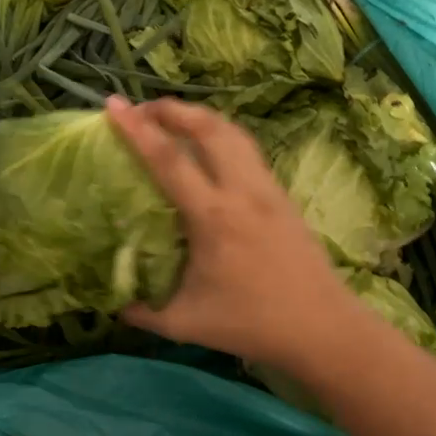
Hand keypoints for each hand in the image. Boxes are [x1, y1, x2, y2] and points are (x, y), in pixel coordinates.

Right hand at [105, 96, 360, 369]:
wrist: (325, 331)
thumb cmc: (252, 325)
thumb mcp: (185, 323)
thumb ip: (142, 309)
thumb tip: (110, 298)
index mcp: (213, 217)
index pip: (168, 159)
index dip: (137, 129)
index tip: (113, 104)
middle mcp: (241, 192)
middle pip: (207, 126)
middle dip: (170, 108)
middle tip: (139, 109)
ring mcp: (266, 188)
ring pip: (231, 130)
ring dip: (196, 115)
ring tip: (169, 117)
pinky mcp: (281, 193)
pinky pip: (245, 147)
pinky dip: (218, 132)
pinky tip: (204, 145)